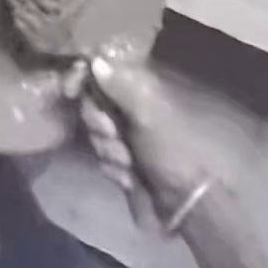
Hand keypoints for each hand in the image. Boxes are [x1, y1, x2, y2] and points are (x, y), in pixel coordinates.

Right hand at [82, 55, 235, 214]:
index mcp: (147, 87)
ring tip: (128, 165)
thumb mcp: (151, 114)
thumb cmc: (177, 152)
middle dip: (99, 124)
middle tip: (113, 135)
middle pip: (95, 104)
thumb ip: (122, 85)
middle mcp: (138, 107)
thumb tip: (95, 59)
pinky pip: (106, 158)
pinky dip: (115, 169)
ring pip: (98, 134)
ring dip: (108, 151)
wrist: (196, 208)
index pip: (105, 70)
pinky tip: (130, 179)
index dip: (84, 79)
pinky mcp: (131, 163)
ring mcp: (134, 136)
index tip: (71, 91)